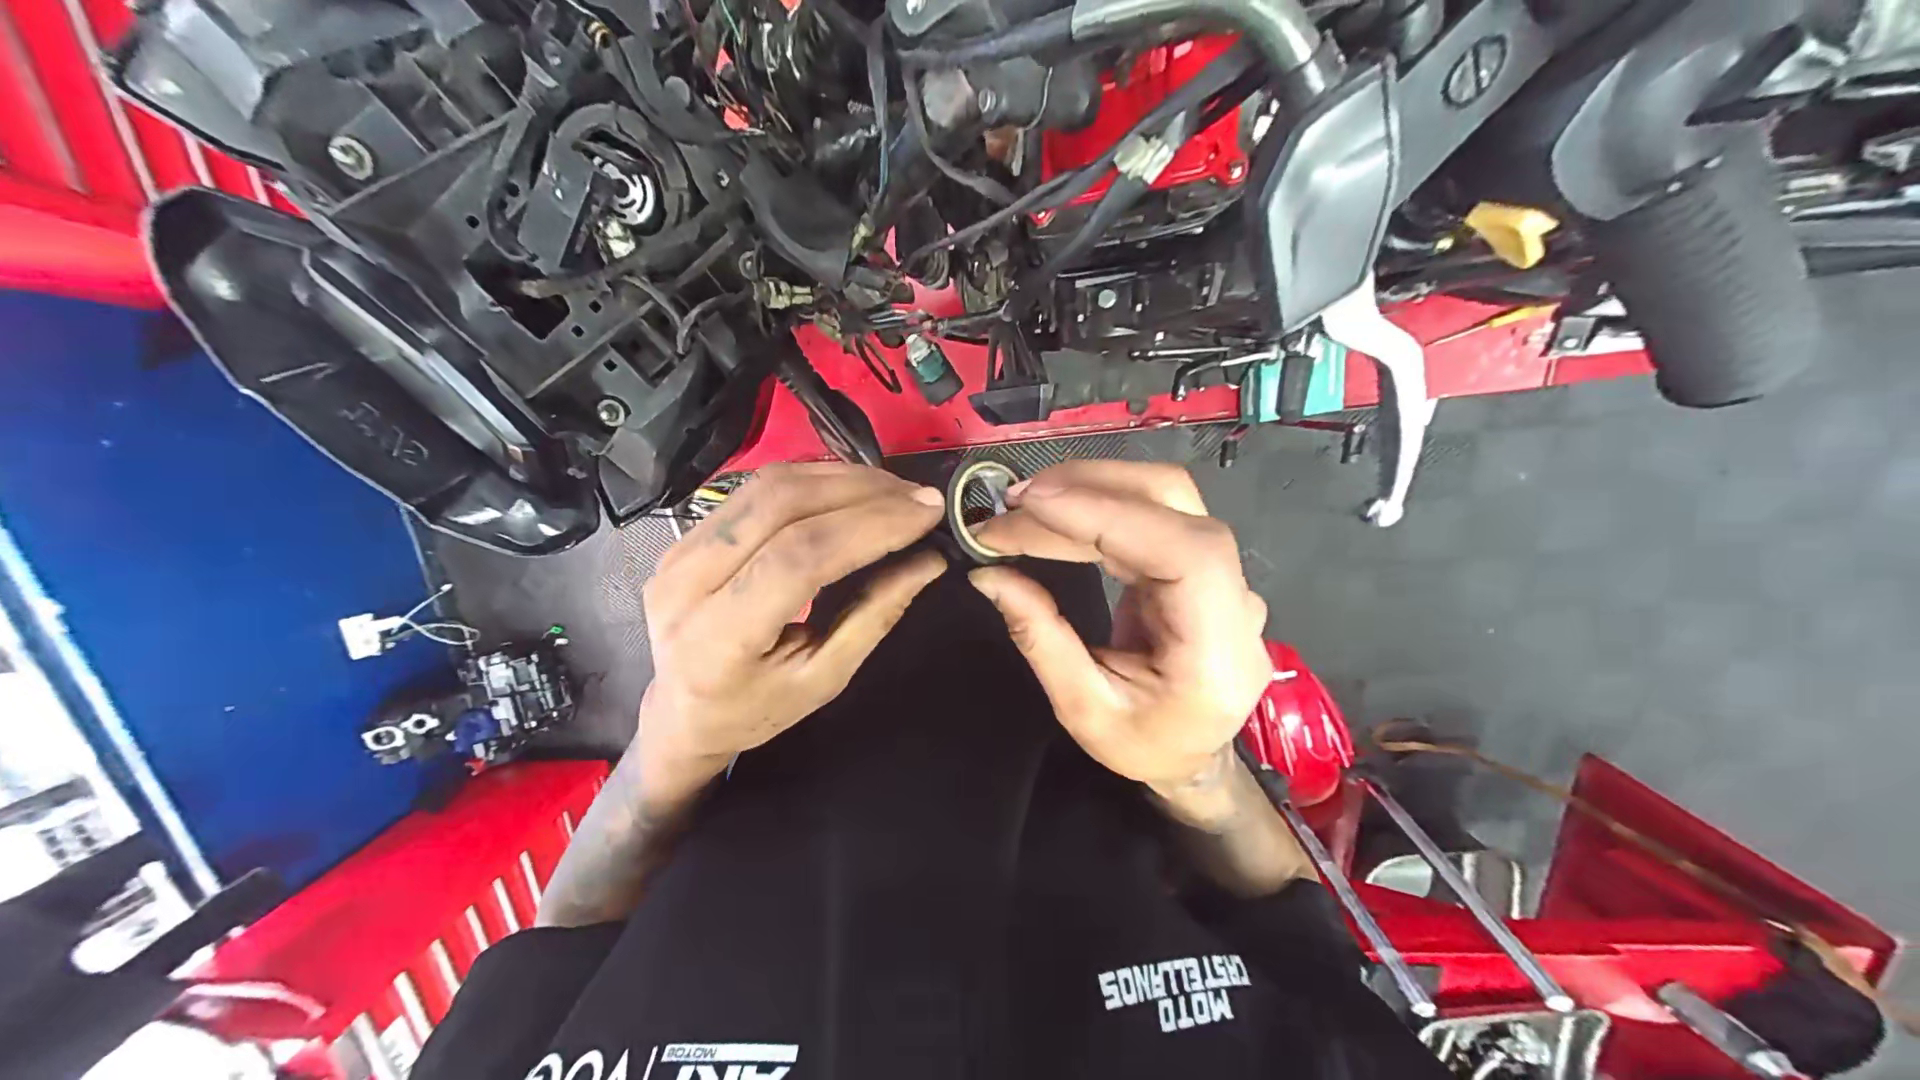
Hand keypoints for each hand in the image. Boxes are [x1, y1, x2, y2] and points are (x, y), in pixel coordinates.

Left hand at [638, 462, 946, 784]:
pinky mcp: (686, 534)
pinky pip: (757, 489)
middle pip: (782, 505)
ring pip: (769, 486)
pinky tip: (852, 490)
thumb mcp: (823, 680)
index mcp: (719, 639)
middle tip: (919, 496)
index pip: (801, 557)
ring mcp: (679, 550)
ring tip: (894, 492)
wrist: (679, 713)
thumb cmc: (755, 710)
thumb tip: (929, 560)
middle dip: (863, 491)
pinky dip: (814, 480)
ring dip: (841, 478)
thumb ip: (874, 616)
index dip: (870, 525)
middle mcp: (688, 582)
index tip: (928, 511)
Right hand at [968, 462, 1271, 801]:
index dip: (1106, 514)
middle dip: (1086, 488)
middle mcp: (1232, 594)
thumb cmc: (1146, 744)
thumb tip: (989, 574)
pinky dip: (1094, 505)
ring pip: (1160, 495)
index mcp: (1218, 645)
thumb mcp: (1084, 709)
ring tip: (1021, 502)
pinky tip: (1052, 512)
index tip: (1032, 503)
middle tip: (1010, 502)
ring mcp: (1220, 571)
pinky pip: (1147, 513)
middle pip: (1172, 502)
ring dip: (1088, 486)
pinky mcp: (1194, 560)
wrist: (1192, 755)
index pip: (1177, 549)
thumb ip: (1040, 638)